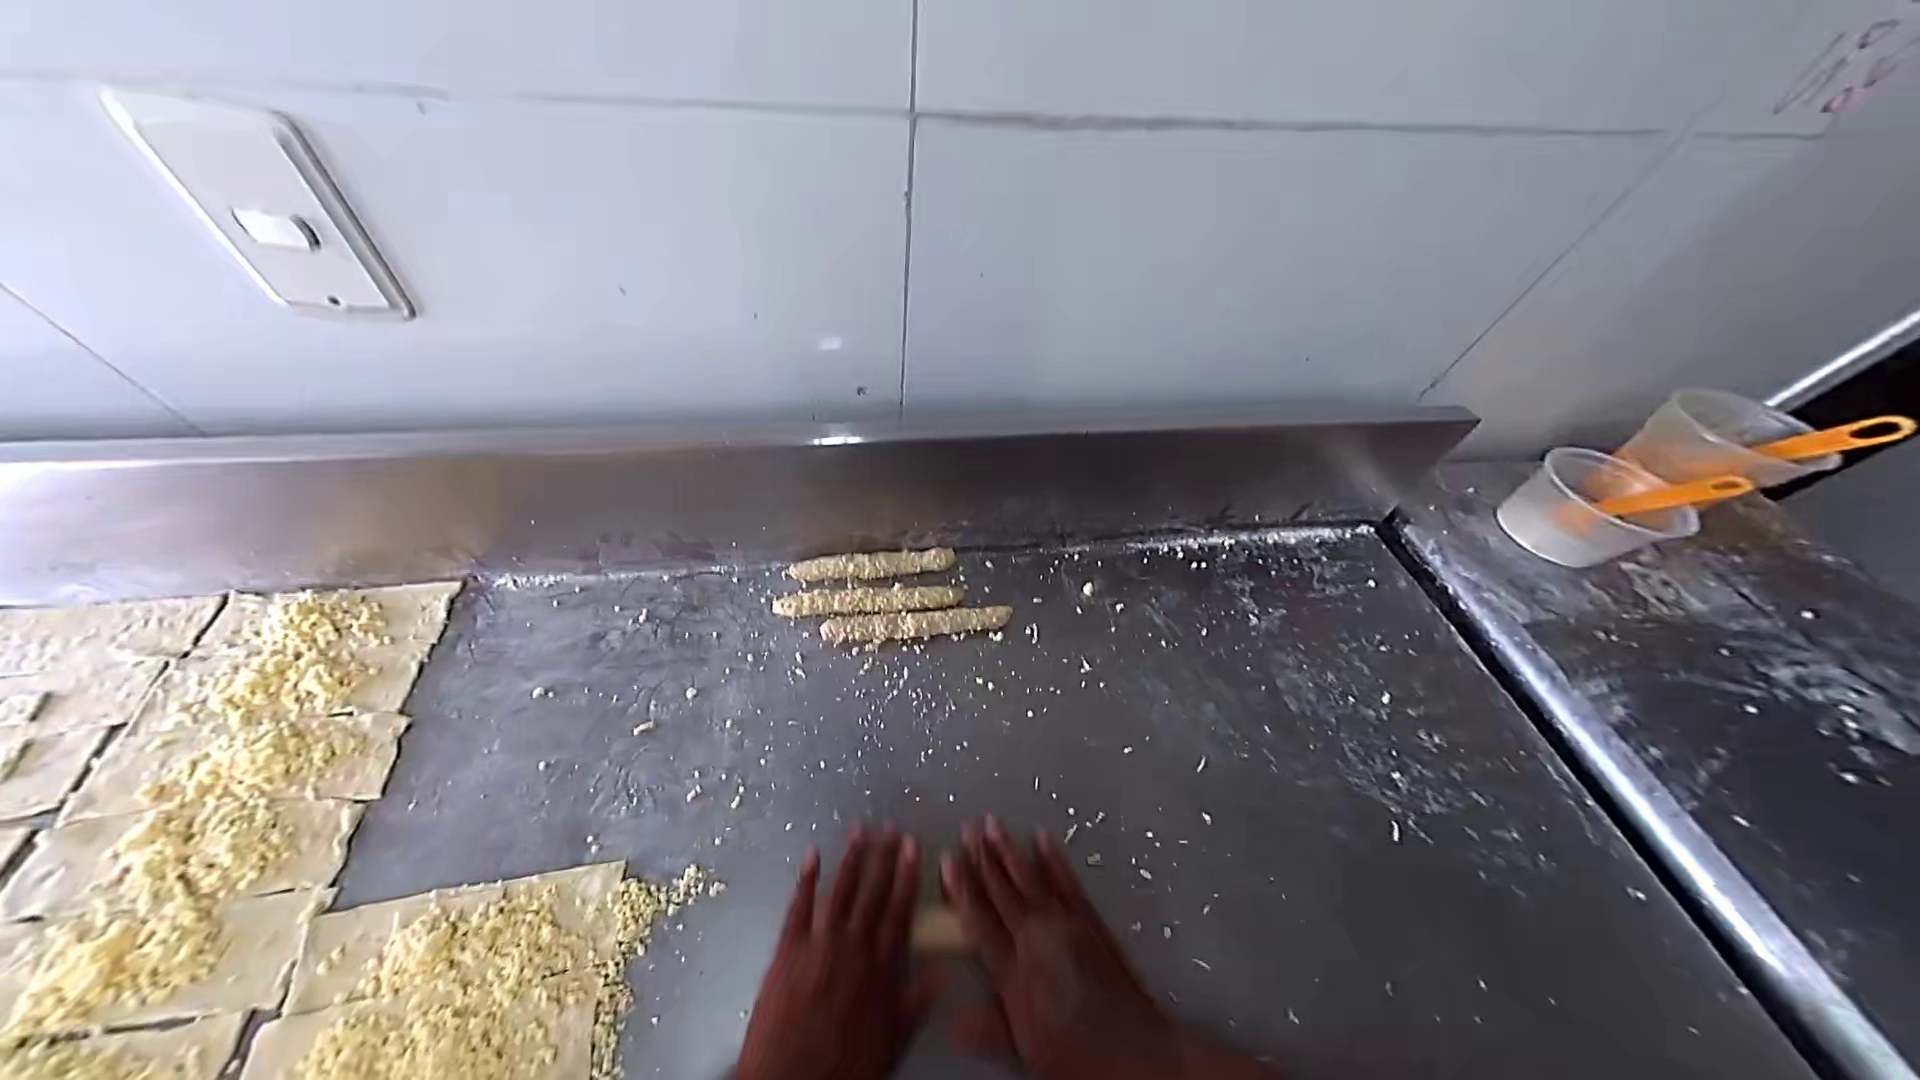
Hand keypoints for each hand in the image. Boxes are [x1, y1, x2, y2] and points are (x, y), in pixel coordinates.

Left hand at [737, 827, 940, 1079]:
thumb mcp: (890, 1045)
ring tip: (860, 829)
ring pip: (841, 891)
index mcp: (880, 968)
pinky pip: (798, 907)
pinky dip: (806, 880)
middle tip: (892, 828)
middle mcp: (853, 947)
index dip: (907, 876)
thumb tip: (943, 974)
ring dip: (852, 859)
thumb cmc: (844, 1069)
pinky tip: (813, 855)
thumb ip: (915, 1005)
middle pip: (873, 893)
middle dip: (884, 858)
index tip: (913, 847)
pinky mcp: (787, 950)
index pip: (899, 911)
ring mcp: (819, 945)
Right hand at [942, 817, 1276, 1079]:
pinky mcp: (1090, 918)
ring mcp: (1065, 923)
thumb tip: (951, 1017)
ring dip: (1009, 849)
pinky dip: (1053, 858)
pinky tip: (1042, 838)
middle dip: (981, 856)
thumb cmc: (1081, 1058)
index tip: (948, 861)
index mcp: (1015, 972)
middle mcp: (1037, 939)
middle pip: (1001, 890)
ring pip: (1029, 877)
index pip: (978, 920)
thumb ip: (988, 1026)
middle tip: (967, 828)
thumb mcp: (1026, 1051)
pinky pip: (1067, 880)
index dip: (961, 888)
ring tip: (993, 823)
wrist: (1139, 1053)